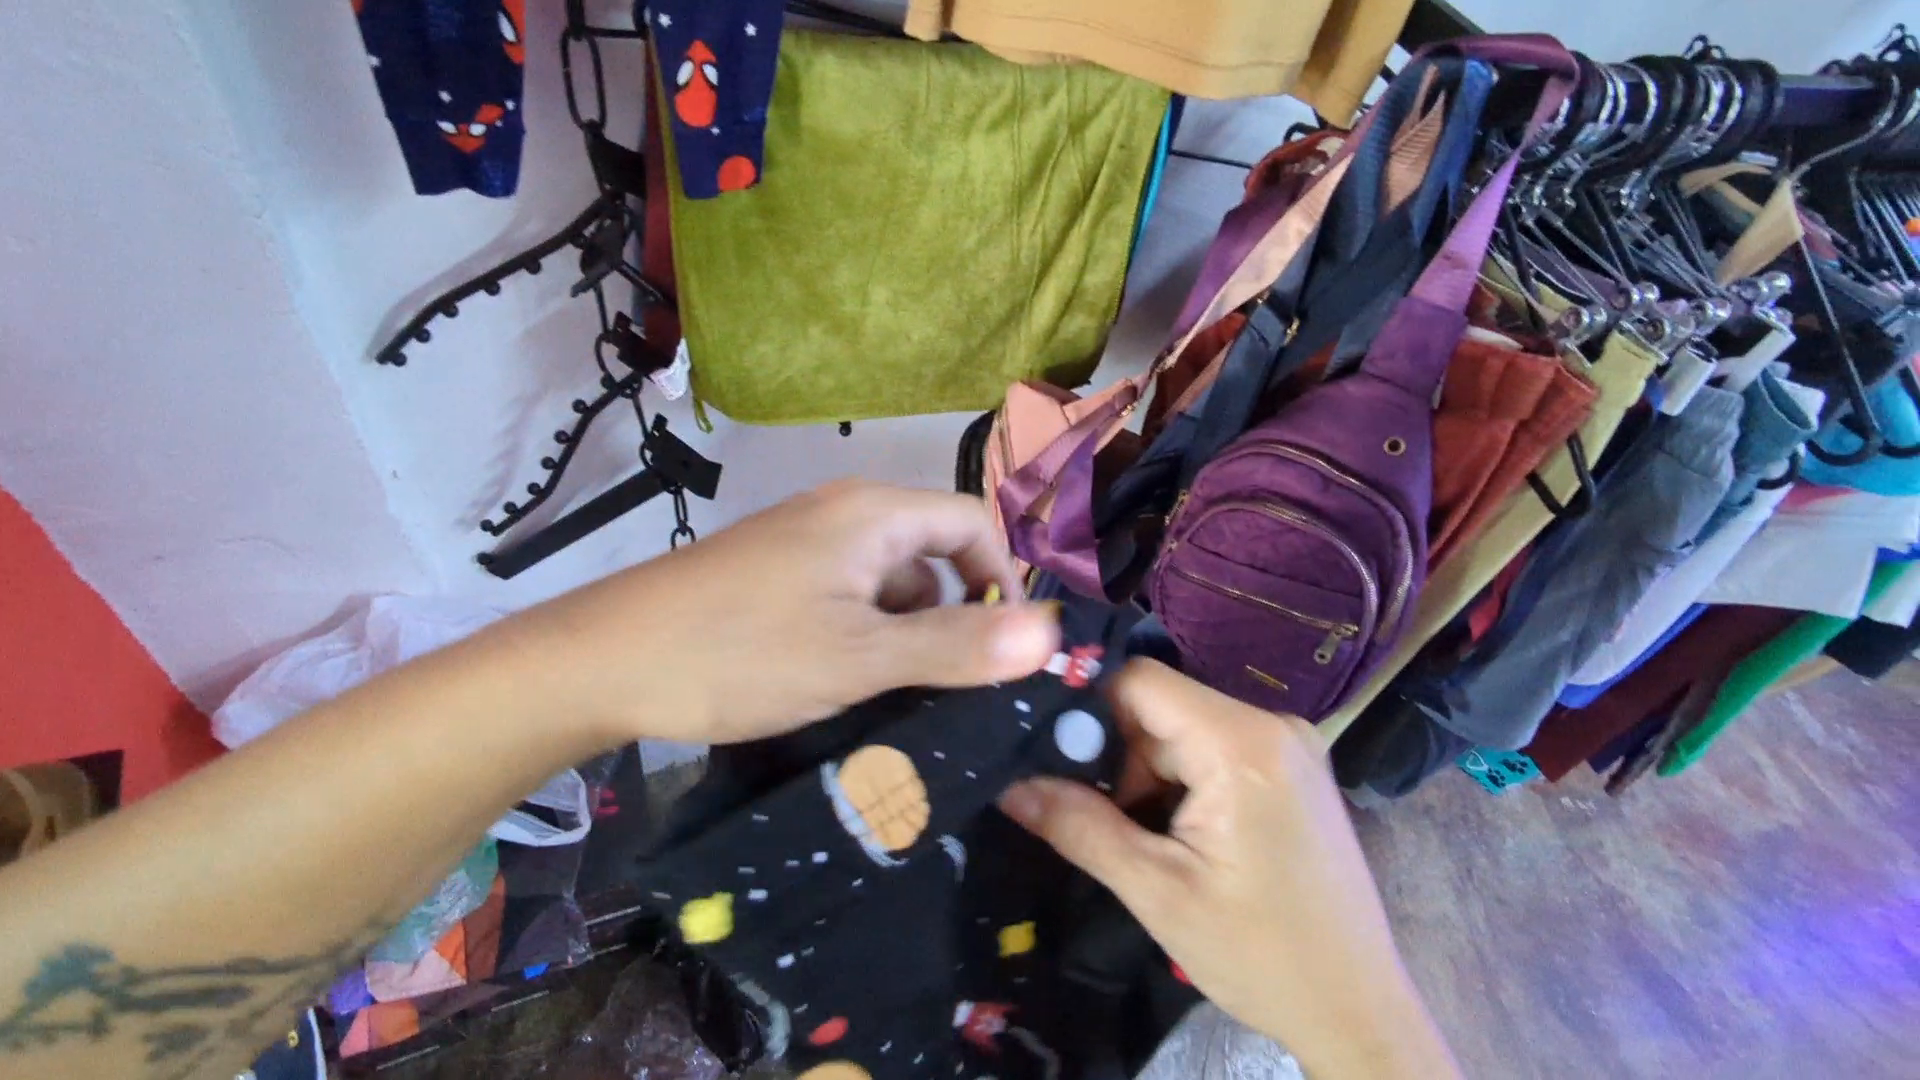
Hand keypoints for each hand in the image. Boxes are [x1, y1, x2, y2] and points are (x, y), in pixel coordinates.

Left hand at [520, 481, 1061, 745]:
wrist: (601, 663)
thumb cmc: (740, 653)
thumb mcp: (860, 657)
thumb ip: (956, 645)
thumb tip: (1052, 635)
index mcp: (872, 514)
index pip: (972, 523)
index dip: (1002, 580)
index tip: (1004, 651)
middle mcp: (841, 514)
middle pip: (932, 551)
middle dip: (953, 615)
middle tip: (952, 686)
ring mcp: (802, 545)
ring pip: (887, 582)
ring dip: (906, 632)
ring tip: (897, 695)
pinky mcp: (772, 577)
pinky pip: (845, 597)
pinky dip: (863, 635)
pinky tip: (845, 684)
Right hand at [997, 661, 1458, 1079]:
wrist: (1359, 1015)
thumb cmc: (1264, 956)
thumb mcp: (1158, 892)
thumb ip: (1078, 827)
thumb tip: (1007, 785)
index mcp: (1243, 742)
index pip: (1139, 681)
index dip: (1086, 708)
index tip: (1047, 754)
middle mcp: (1270, 725)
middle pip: (1158, 709)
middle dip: (1116, 759)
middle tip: (1089, 817)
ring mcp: (1285, 746)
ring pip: (1179, 733)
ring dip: (1144, 779)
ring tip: (1137, 842)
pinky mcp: (1288, 771)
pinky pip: (1209, 753)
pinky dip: (1177, 785)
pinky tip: (1172, 838)